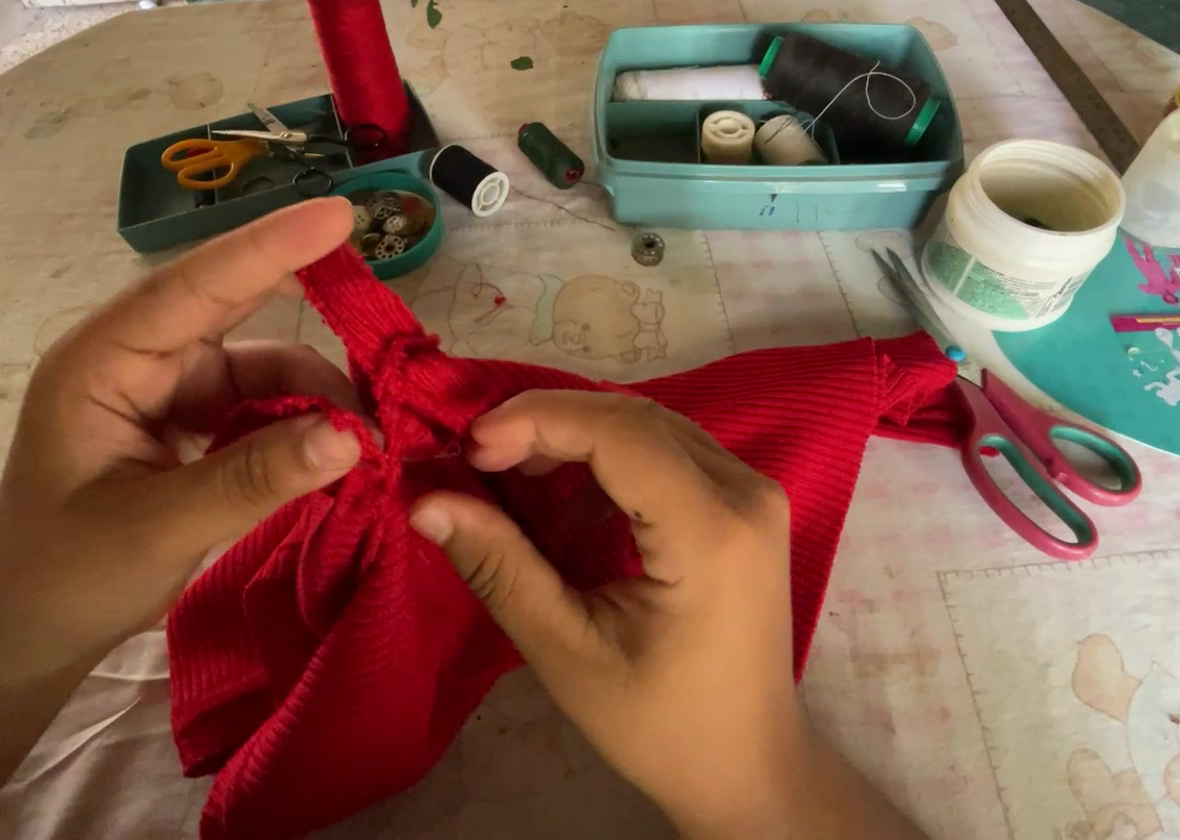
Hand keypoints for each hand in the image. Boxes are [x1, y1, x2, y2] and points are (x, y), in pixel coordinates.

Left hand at [0, 198, 365, 682]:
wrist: (29, 636)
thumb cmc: (64, 577)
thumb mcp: (159, 529)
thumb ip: (256, 478)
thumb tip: (355, 436)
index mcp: (103, 361)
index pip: (193, 286)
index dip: (270, 247)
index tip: (339, 216)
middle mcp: (140, 357)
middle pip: (232, 302)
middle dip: (305, 289)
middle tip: (376, 284)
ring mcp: (172, 386)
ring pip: (265, 361)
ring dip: (320, 387)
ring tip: (374, 430)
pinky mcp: (199, 418)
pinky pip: (268, 399)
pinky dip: (309, 416)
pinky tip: (342, 441)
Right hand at [407, 392, 919, 838]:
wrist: (749, 762)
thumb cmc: (662, 724)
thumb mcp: (569, 654)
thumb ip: (501, 568)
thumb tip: (427, 503)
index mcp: (712, 533)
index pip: (622, 433)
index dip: (541, 420)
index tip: (472, 444)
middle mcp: (744, 493)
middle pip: (635, 418)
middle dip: (550, 420)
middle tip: (481, 453)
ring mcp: (753, 490)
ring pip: (650, 424)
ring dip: (577, 431)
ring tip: (513, 466)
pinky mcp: (745, 498)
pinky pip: (668, 447)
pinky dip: (609, 453)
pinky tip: (569, 488)